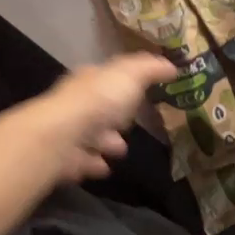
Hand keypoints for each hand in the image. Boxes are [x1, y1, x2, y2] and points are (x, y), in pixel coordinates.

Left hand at [29, 53, 176, 183]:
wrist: (63, 136)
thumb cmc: (99, 100)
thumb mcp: (130, 75)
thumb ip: (149, 69)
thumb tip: (170, 65)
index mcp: (90, 79)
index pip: (106, 76)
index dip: (121, 82)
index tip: (138, 91)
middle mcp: (76, 102)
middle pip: (97, 108)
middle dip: (113, 116)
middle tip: (129, 125)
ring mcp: (69, 131)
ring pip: (89, 135)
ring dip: (105, 141)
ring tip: (122, 150)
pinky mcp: (65, 159)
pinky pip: (83, 161)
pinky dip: (94, 164)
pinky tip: (105, 168)